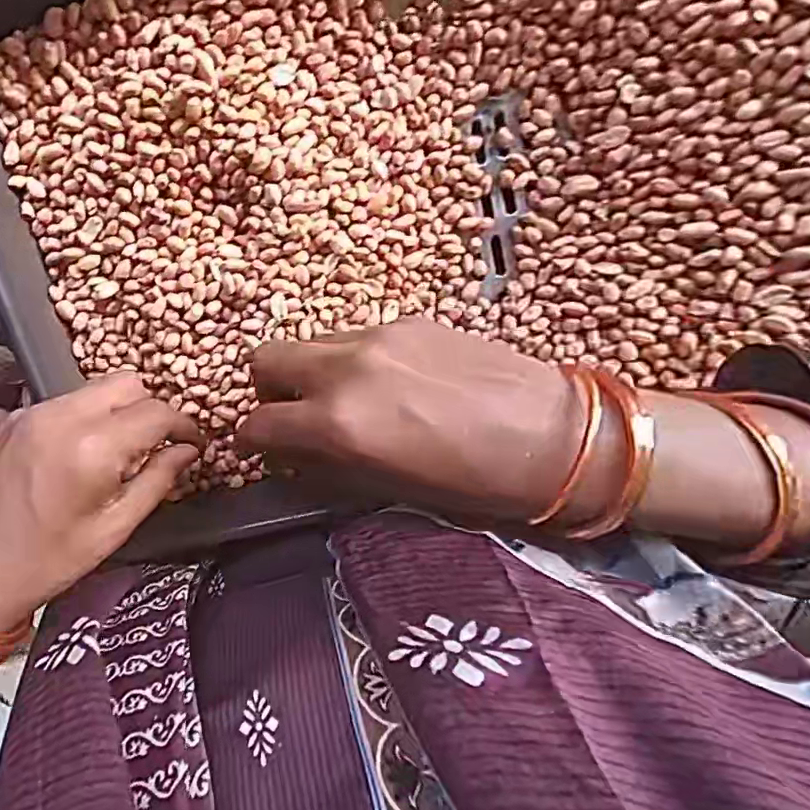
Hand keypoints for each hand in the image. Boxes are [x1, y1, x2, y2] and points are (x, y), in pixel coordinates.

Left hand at [0, 374, 203, 633]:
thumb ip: (156, 483)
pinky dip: (86, 416)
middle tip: (158, 444)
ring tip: (120, 451)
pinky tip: (81, 453)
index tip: (193, 444)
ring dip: (119, 410)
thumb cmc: (40, 566)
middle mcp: (61, 416)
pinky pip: (65, 401)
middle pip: (128, 383)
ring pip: (95, 388)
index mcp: (91, 449)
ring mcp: (32, 412)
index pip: (157, 412)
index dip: (184, 425)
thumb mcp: (110, 532)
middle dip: (151, 407)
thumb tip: (187, 452)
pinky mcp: (12, 417)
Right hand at [236, 319, 573, 520]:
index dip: (252, 441)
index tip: (265, 449)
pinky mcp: (408, 320)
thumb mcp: (385, 488)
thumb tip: (292, 452)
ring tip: (350, 398)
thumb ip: (325, 464)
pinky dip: (353, 360)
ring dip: (312, 371)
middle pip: (265, 359)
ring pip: (310, 343)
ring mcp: (377, 337)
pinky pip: (355, 337)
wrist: (558, 436)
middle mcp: (345, 369)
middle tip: (296, 413)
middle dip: (269, 390)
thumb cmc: (472, 484)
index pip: (258, 422)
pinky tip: (394, 382)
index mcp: (338, 422)